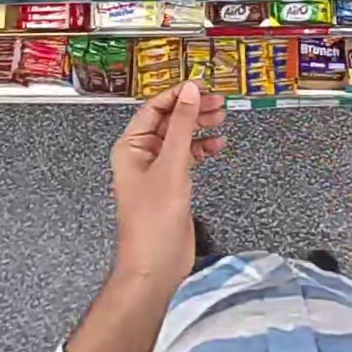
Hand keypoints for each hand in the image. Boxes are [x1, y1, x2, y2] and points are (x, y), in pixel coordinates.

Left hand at [110, 80, 226, 286]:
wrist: (156, 266)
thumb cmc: (153, 220)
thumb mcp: (171, 165)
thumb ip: (183, 126)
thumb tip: (190, 92)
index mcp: (131, 146)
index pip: (154, 108)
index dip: (178, 94)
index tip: (200, 85)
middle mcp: (141, 154)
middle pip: (169, 120)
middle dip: (193, 109)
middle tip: (216, 101)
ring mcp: (157, 169)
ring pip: (180, 137)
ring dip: (200, 126)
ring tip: (221, 118)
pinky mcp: (171, 183)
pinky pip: (188, 155)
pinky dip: (203, 148)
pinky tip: (217, 145)